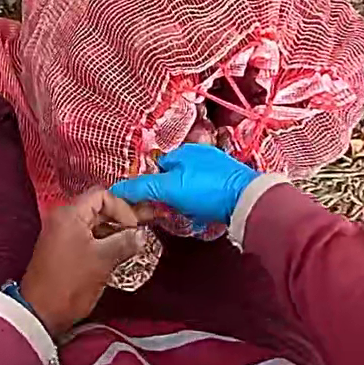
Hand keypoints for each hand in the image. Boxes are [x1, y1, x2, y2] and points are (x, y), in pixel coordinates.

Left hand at [19, 190, 146, 334]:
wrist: (40, 314)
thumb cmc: (71, 282)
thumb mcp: (103, 260)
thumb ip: (125, 242)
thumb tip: (142, 234)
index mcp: (70, 213)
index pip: (101, 195)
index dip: (121, 208)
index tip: (134, 227)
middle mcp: (62, 217)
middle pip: (96, 207)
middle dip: (118, 220)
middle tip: (135, 236)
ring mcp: (59, 232)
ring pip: (91, 222)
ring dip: (111, 232)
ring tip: (127, 247)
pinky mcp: (59, 246)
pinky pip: (84, 234)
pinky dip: (100, 241)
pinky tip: (113, 254)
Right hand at [110, 143, 258, 229]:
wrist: (247, 200)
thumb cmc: (206, 190)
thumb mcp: (169, 188)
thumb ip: (143, 188)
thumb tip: (117, 189)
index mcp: (183, 151)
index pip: (157, 167)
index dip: (151, 186)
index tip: (150, 204)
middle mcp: (200, 154)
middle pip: (174, 177)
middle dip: (170, 194)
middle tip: (171, 210)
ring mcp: (216, 166)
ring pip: (190, 186)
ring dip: (186, 200)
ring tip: (189, 213)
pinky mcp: (229, 180)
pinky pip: (206, 192)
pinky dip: (202, 203)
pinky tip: (204, 213)